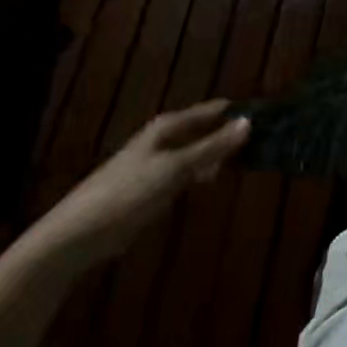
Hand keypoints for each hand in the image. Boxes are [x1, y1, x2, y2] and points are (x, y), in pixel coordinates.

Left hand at [26, 100, 250, 268]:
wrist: (77, 236)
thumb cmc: (126, 193)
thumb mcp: (175, 168)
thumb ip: (212, 147)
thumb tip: (250, 122)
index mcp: (166, 128)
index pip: (211, 110)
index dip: (237, 111)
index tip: (269, 114)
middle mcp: (163, 140)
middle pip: (206, 129)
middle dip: (232, 132)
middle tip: (268, 137)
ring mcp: (158, 164)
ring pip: (199, 151)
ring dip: (220, 153)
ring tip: (252, 157)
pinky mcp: (154, 187)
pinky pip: (189, 171)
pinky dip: (205, 172)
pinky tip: (217, 180)